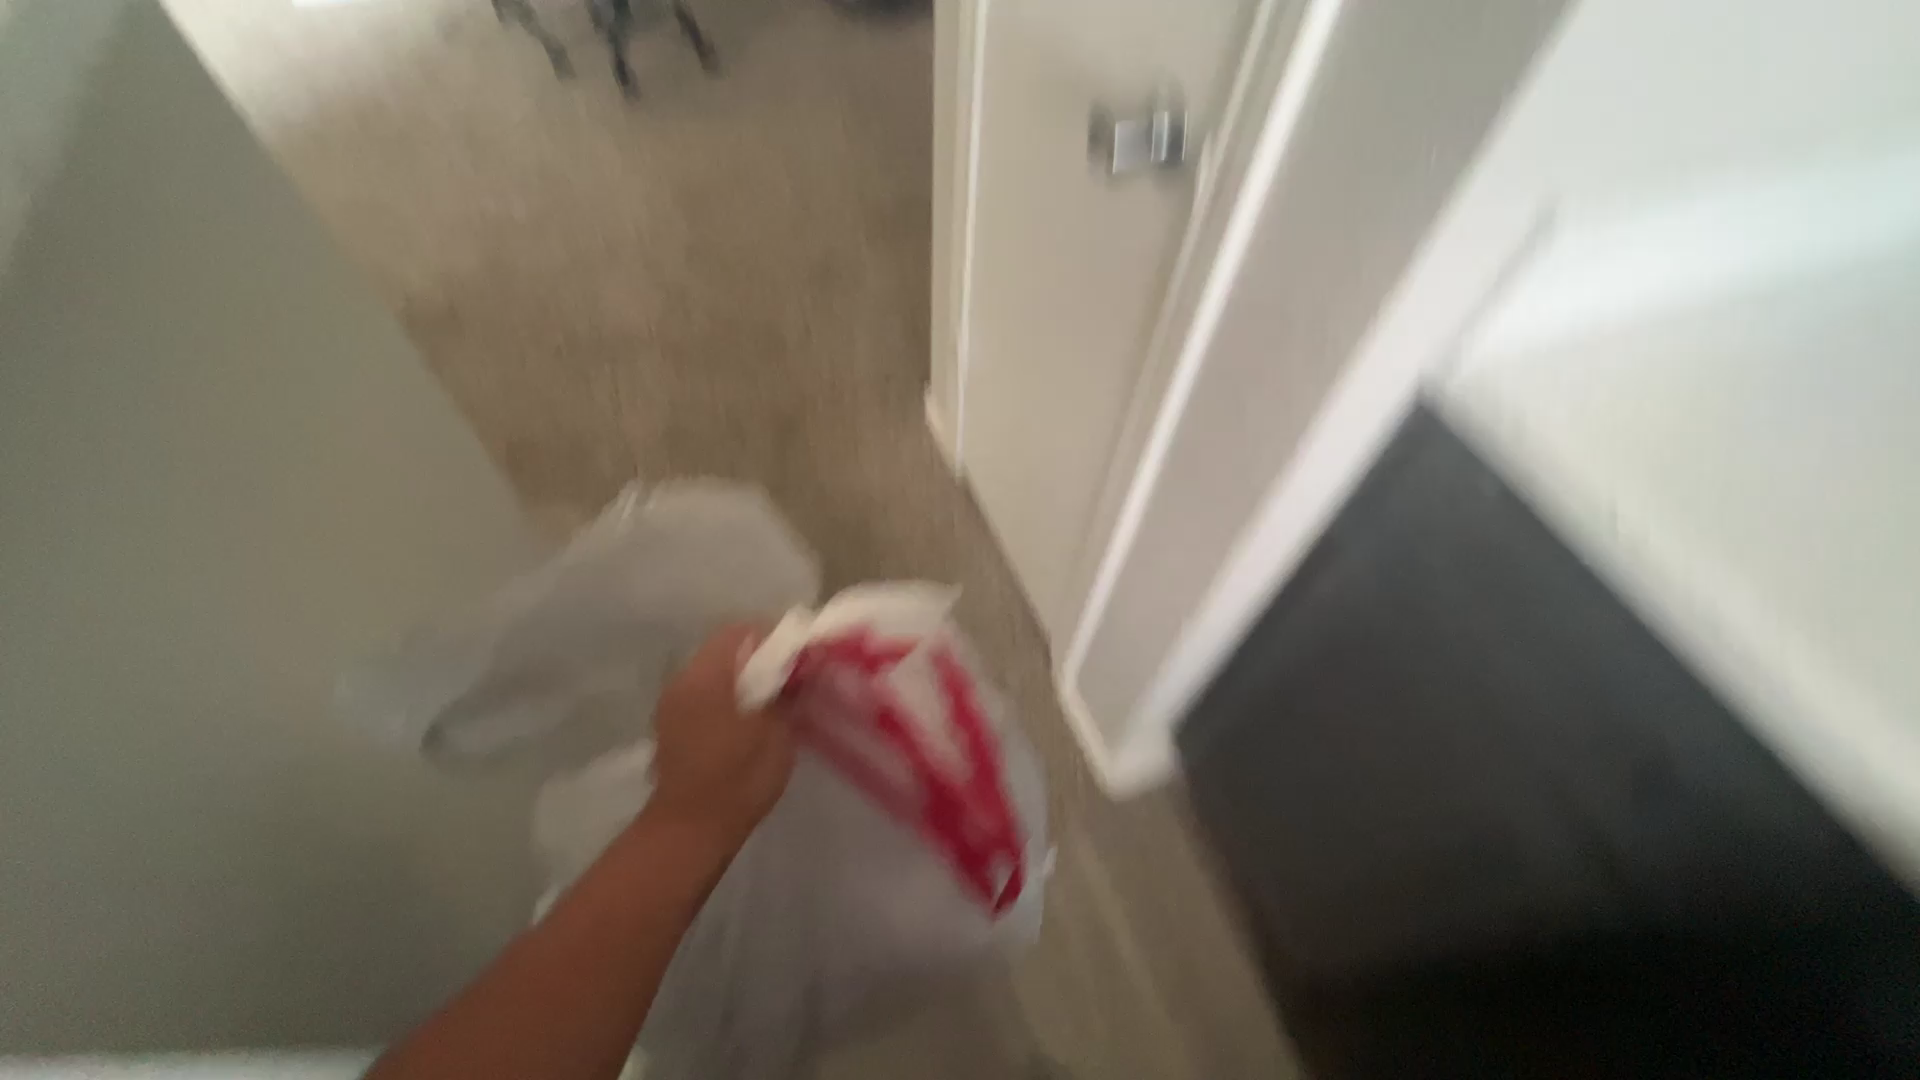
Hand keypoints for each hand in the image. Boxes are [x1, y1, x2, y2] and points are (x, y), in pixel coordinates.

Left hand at [647, 624, 795, 847]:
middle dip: (760, 657)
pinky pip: (704, 696)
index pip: (742, 631)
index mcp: (707, 673)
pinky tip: (749, 720)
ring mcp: (671, 705)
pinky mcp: (670, 728)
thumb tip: (801, 667)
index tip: (801, 653)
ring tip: (773, 698)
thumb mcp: (778, 731)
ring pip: (713, 673)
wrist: (691, 830)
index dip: (775, 636)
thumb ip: (788, 691)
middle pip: (725, 650)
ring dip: (742, 678)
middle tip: (792, 675)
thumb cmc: (739, 777)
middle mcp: (682, 680)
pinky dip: (727, 697)